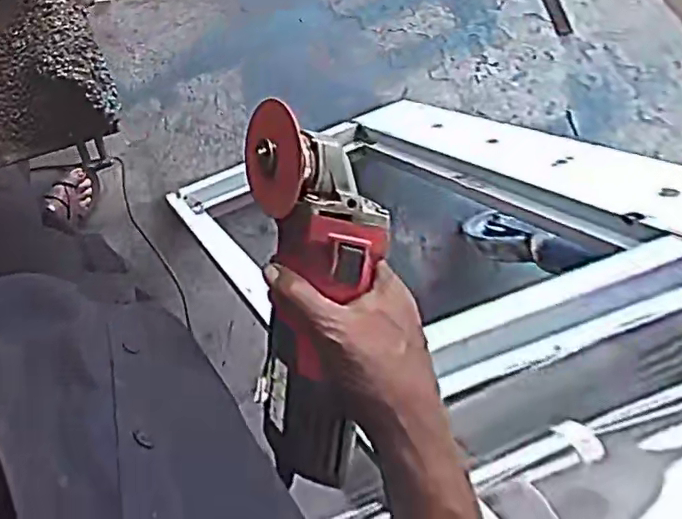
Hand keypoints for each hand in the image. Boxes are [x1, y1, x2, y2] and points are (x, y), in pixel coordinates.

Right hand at [264, 260, 439, 434]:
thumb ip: (298, 294)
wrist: (405, 437)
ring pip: (336, 306)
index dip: (323, 245)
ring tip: (302, 324)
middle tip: (295, 292)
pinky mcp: (372, 353)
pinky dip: (322, 335)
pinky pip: (339, 331)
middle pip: (337, 278)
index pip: (352, 245)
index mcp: (389, 286)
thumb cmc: (390, 384)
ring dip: (313, 313)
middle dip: (311, 286)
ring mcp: (381, 330)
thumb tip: (277, 272)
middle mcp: (388, 304)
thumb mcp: (330, 327)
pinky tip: (314, 349)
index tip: (300, 249)